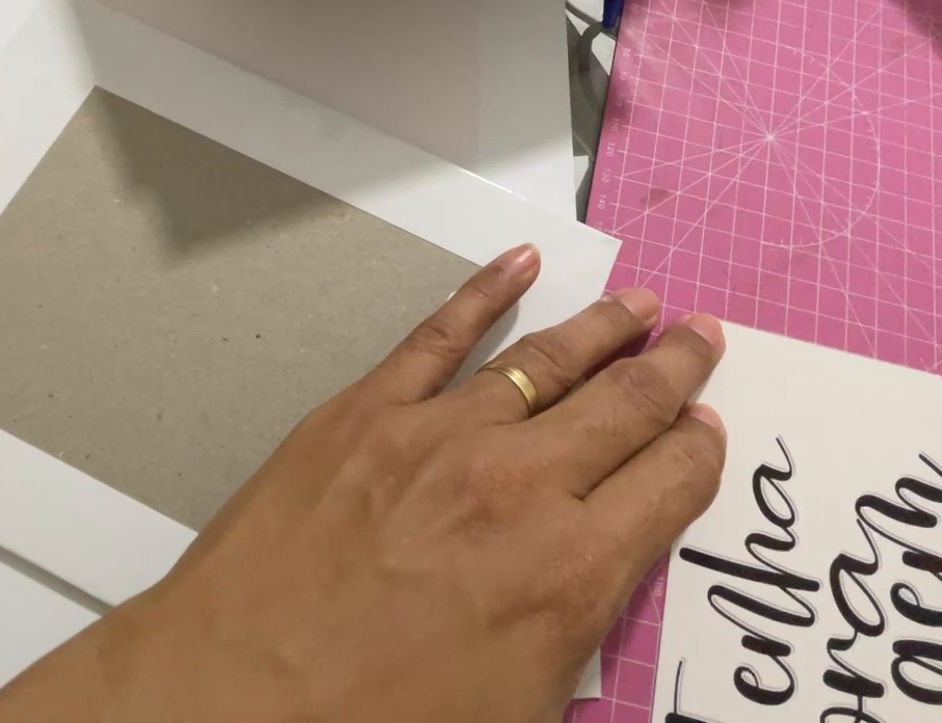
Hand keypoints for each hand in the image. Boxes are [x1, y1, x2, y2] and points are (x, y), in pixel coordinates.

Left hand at [0, 244, 728, 722]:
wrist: (230, 701)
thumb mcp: (517, 711)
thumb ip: (575, 626)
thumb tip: (603, 562)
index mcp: (568, 573)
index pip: (667, 485)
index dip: (697, 449)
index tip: (710, 422)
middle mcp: (520, 487)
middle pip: (624, 408)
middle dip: (674, 371)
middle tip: (703, 335)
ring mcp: (442, 433)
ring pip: (547, 359)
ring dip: (602, 327)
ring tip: (640, 304)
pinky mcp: (372, 407)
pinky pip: (443, 332)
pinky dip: (486, 291)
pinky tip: (519, 263)